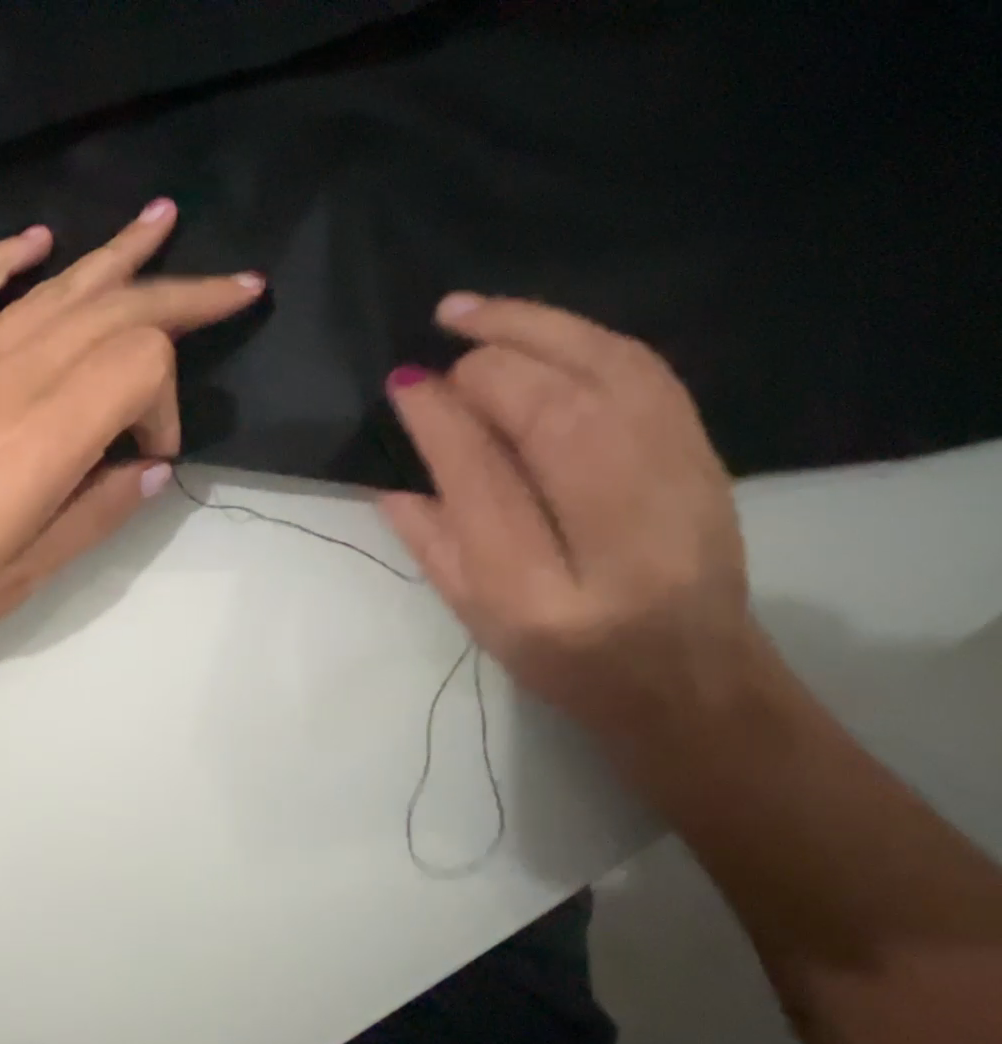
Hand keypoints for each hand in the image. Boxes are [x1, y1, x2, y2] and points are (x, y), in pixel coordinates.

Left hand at [0, 200, 263, 677]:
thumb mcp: (27, 574)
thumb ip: (99, 512)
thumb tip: (150, 468)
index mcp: (41, 436)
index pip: (139, 363)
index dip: (165, 404)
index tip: (145, 459)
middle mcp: (6, 380)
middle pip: (112, 310)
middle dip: (182, 296)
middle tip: (240, 287)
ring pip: (52, 290)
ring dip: (115, 255)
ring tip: (163, 220)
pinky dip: (3, 260)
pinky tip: (37, 239)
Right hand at [380, 294, 766, 733]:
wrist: (693, 680)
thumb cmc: (567, 662)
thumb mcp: (479, 618)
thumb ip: (430, 546)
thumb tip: (389, 478)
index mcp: (546, 594)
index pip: (485, 482)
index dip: (441, 420)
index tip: (403, 383)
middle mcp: (624, 535)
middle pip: (558, 415)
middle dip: (489, 367)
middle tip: (437, 348)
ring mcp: (682, 487)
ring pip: (611, 376)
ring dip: (535, 329)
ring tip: (470, 311)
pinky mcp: (707, 456)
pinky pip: (645, 371)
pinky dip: (583, 337)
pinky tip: (536, 328)